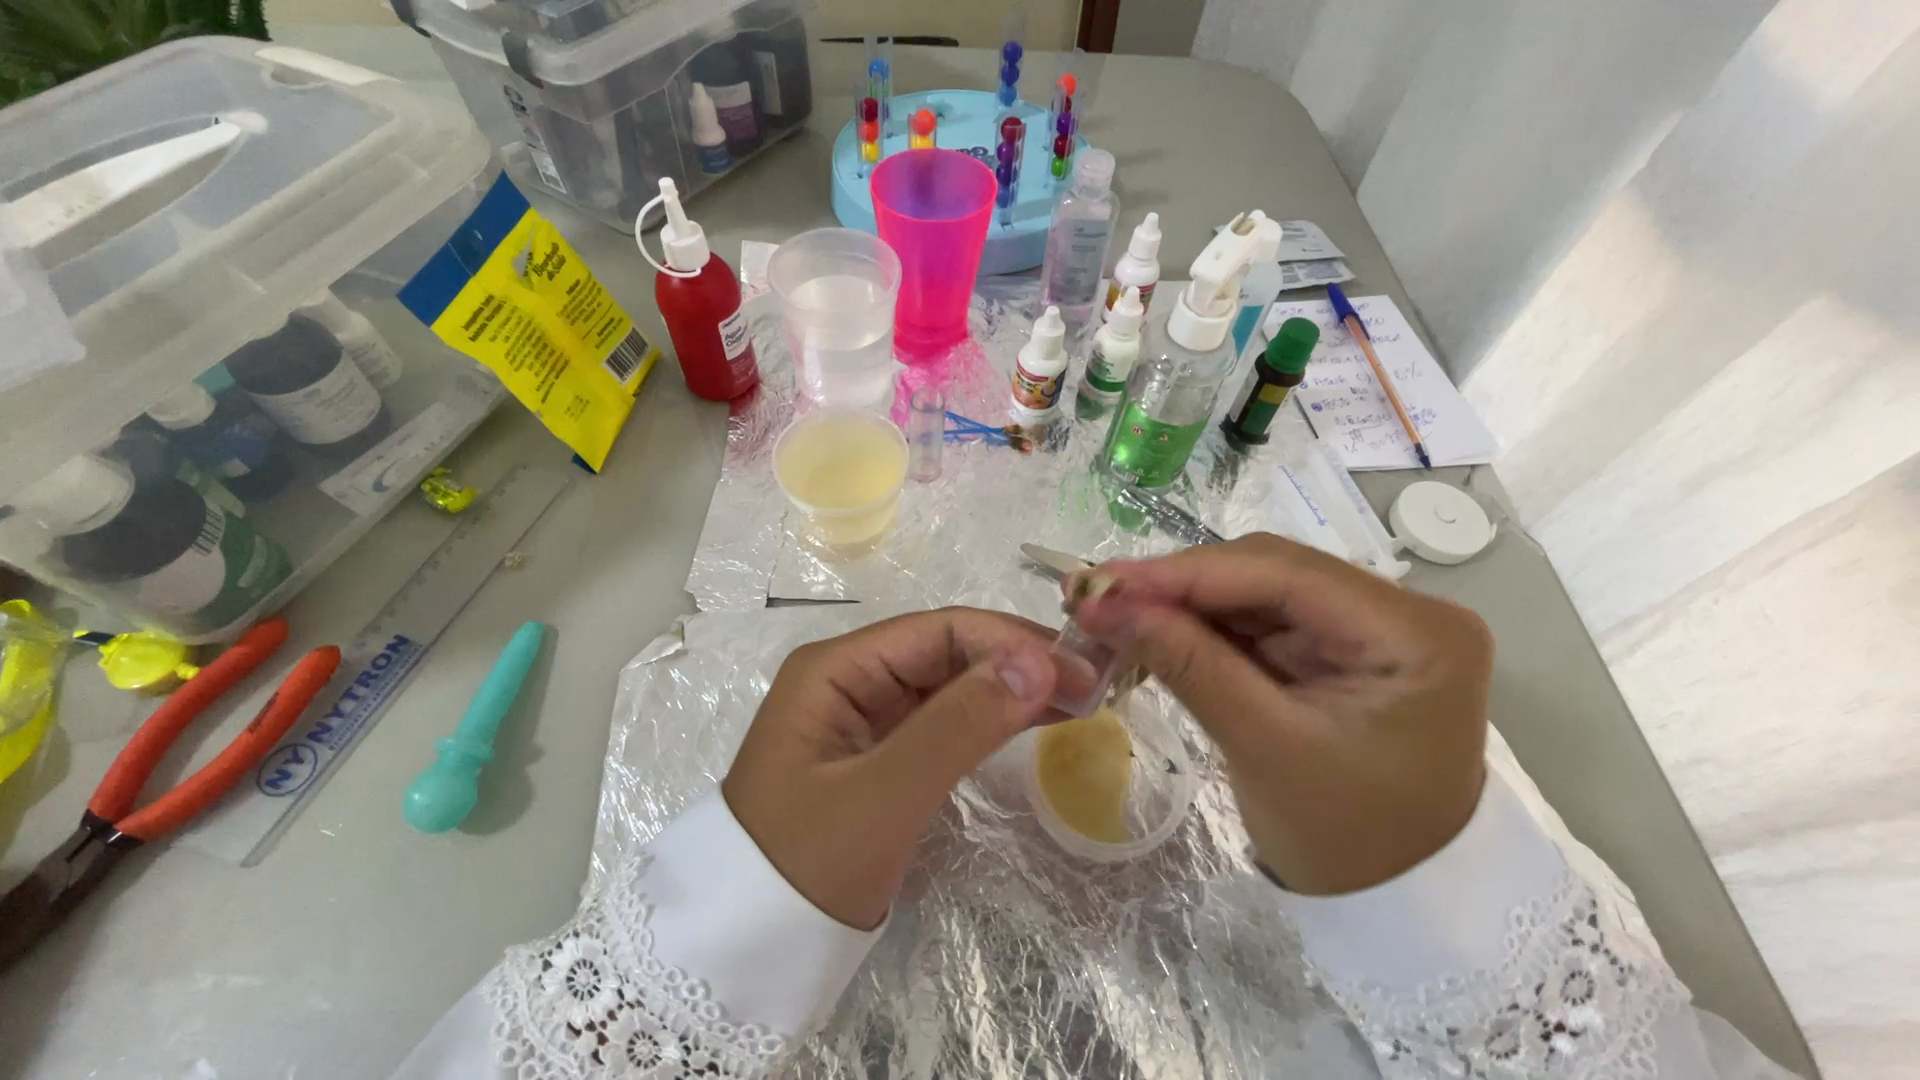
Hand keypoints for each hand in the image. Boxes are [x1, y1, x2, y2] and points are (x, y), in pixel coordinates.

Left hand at [723, 608, 1060, 930]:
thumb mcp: (884, 795)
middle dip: (1018, 662)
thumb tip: (1041, 664)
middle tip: (1094, 687)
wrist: (747, 945)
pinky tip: (1036, 721)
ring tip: (1082, 701)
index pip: (938, 630)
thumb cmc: (806, 866)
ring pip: (950, 686)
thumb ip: (959, 726)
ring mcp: (863, 717)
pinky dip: (989, 720)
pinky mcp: (878, 755)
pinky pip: (942, 722)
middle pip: (947, 652)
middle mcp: (849, 679)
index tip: (1079, 672)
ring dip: (1011, 689)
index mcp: (836, 668)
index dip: (1011, 642)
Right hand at [1069, 533, 1491, 895]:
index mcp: (1415, 631)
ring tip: (1111, 614)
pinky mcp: (1337, 648)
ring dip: (1182, 605)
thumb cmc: (1346, 839)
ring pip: (1255, 592)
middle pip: (1269, 572)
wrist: (1395, 897)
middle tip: (1096, 596)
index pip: (1284, 572)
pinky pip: (1258, 622)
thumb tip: (1105, 603)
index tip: (1104, 581)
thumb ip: (1189, 664)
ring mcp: (1368, 627)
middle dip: (1178, 586)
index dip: (1185, 573)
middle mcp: (1400, 610)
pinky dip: (1201, 630)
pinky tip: (1152, 633)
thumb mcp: (1265, 747)